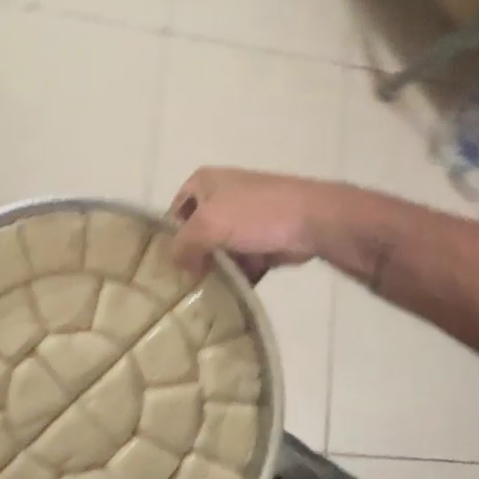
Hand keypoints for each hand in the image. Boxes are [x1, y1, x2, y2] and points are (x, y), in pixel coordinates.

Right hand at [168, 168, 337, 281]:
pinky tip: (229, 297)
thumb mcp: (207, 225)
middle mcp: (223, 195)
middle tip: (183, 285)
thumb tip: (178, 263)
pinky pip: (244, 261)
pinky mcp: (265, 239)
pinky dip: (239, 276)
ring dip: (217, 270)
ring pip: (222, 248)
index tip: (166, 265)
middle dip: (194, 256)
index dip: (170, 236)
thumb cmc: (254, 214)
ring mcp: (247, 218)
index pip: (175, 210)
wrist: (311, 220)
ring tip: (202, 296)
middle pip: (198, 231)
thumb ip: (183, 245)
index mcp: (205, 181)